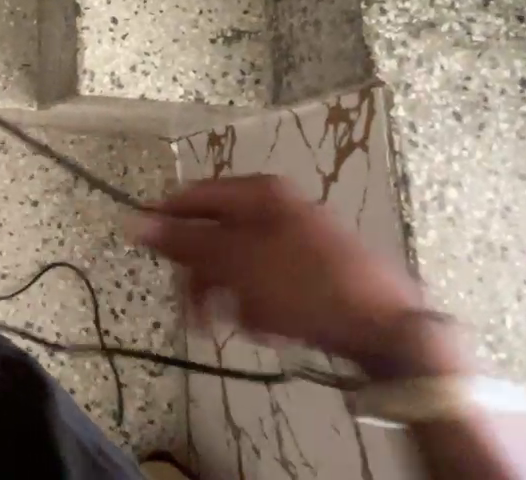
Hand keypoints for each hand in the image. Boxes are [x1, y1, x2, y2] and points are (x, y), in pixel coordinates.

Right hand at [131, 175, 453, 373]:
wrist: (392, 333)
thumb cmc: (307, 285)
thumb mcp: (236, 262)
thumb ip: (184, 241)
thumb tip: (133, 220)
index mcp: (259, 193)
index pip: (193, 197)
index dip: (167, 223)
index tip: (148, 253)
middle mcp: (277, 208)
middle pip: (215, 233)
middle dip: (203, 274)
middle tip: (194, 309)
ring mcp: (298, 239)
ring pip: (239, 263)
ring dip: (229, 296)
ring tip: (236, 326)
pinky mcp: (315, 273)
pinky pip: (268, 283)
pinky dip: (259, 305)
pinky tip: (268, 328)